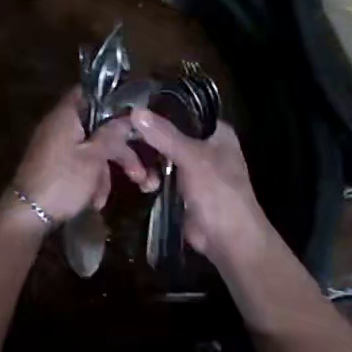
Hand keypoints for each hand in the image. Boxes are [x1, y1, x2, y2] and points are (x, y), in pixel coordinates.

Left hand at [7, 88, 156, 229]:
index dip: (113, 98)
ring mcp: (55, 146)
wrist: (26, 215)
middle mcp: (59, 125)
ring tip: (104, 198)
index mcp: (66, 115)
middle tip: (140, 173)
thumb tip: (128, 116)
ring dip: (104, 174)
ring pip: (91, 150)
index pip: (90, 91)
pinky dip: (89, 181)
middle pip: (98, 128)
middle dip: (119, 152)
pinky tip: (94, 202)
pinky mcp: (54, 166)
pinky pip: (79, 165)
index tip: (134, 113)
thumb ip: (112, 135)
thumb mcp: (93, 159)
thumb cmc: (62, 181)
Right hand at [129, 109, 273, 261]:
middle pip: (168, 133)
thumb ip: (165, 135)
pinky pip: (160, 173)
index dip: (157, 111)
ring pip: (161, 154)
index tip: (129, 111)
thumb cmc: (219, 193)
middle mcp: (204, 145)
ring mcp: (193, 167)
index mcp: (216, 131)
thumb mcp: (193, 159)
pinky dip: (150, 176)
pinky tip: (143, 182)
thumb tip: (135, 111)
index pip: (182, 111)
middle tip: (122, 140)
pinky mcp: (181, 187)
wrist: (229, 241)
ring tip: (136, 171)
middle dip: (147, 140)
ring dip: (147, 161)